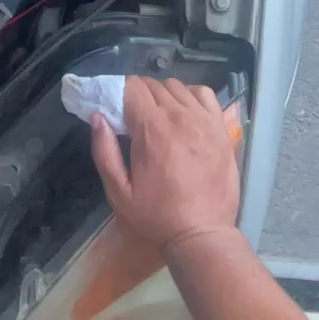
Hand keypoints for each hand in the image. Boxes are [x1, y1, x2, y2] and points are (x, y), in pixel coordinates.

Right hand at [90, 77, 239, 252]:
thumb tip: (97, 117)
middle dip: (140, 94)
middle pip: (154, 84)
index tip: (119, 108)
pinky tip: (186, 112)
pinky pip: (205, 94)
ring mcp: (203, 119)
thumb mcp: (119, 192)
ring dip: (164, 95)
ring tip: (161, 116)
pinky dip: (191, 96)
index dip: (121, 92)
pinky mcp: (220, 128)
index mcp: (152, 128)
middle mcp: (178, 115)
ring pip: (177, 86)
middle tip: (137, 118)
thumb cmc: (157, 216)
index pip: (133, 86)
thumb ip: (104, 151)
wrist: (202, 235)